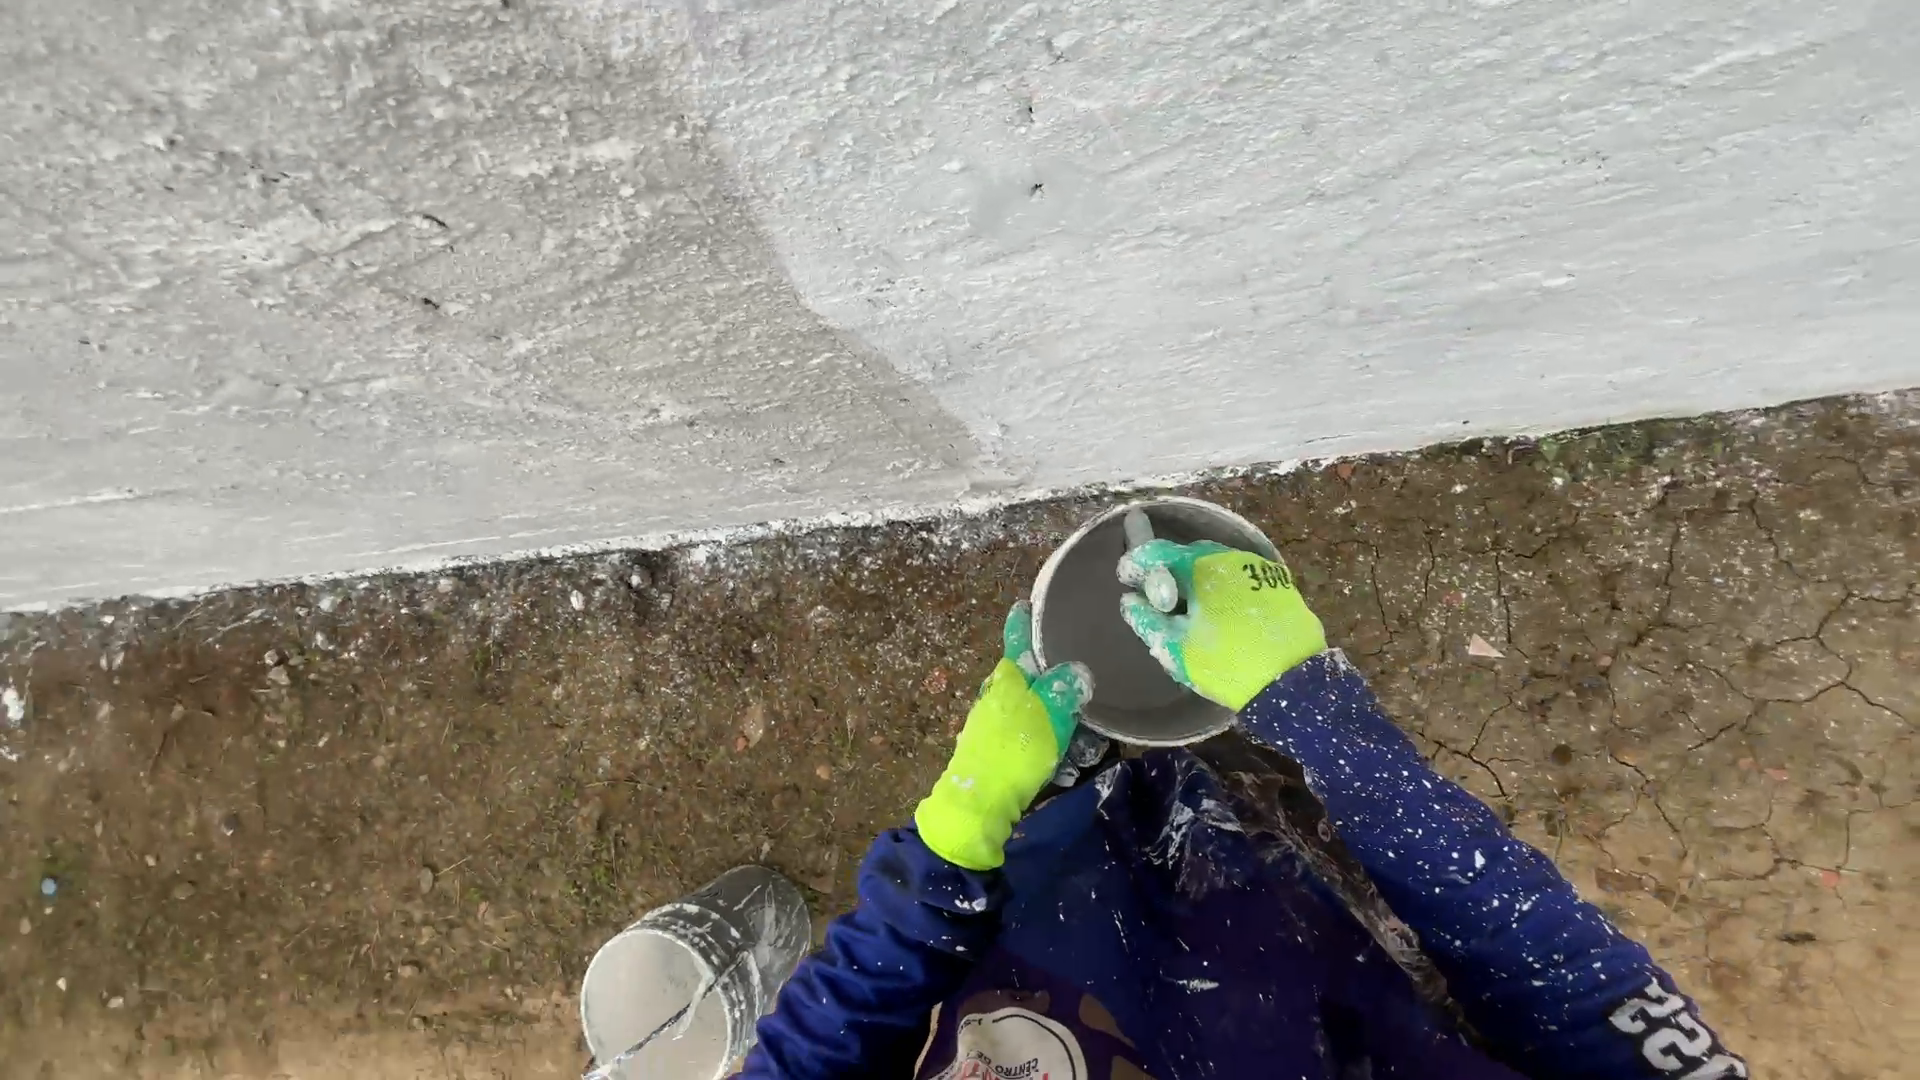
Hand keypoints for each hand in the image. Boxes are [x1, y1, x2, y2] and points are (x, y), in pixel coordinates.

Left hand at [914, 602, 1092, 870]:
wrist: (979, 803)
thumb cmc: (1014, 751)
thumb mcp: (1048, 715)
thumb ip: (1063, 689)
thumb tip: (1075, 671)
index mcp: (1006, 679)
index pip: (1016, 641)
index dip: (1022, 622)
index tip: (1025, 603)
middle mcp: (996, 695)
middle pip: (1026, 676)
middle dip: (1049, 678)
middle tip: (1074, 677)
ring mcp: (992, 723)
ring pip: (1030, 708)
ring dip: (1053, 716)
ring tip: (1077, 731)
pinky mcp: (995, 750)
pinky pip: (1027, 735)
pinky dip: (1046, 740)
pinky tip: (1061, 756)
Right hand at [1116, 539, 1325, 710]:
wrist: (1294, 684)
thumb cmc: (1227, 663)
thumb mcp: (1175, 648)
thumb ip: (1147, 621)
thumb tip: (1131, 601)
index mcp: (1203, 568)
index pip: (1158, 552)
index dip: (1136, 564)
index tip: (1126, 580)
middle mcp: (1232, 558)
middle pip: (1188, 556)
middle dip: (1168, 573)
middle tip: (1157, 600)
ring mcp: (1259, 570)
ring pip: (1216, 567)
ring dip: (1197, 581)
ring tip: (1189, 610)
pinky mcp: (1280, 586)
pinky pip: (1239, 580)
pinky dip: (1223, 590)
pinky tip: (1221, 616)